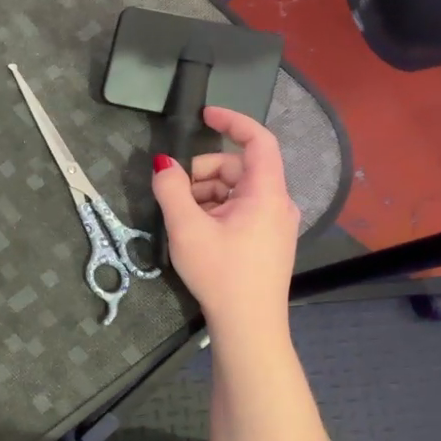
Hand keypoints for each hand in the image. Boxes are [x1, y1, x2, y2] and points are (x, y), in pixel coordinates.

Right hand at [151, 107, 299, 327]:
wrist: (249, 325)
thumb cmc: (221, 273)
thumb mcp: (186, 228)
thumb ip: (171, 189)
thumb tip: (163, 164)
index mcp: (265, 194)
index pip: (258, 141)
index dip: (233, 121)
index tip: (205, 115)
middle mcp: (277, 203)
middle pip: (236, 169)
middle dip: (201, 174)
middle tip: (173, 196)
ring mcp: (275, 223)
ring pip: (234, 190)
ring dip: (204, 195)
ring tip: (182, 221)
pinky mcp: (267, 240)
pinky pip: (239, 210)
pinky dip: (214, 211)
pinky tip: (196, 234)